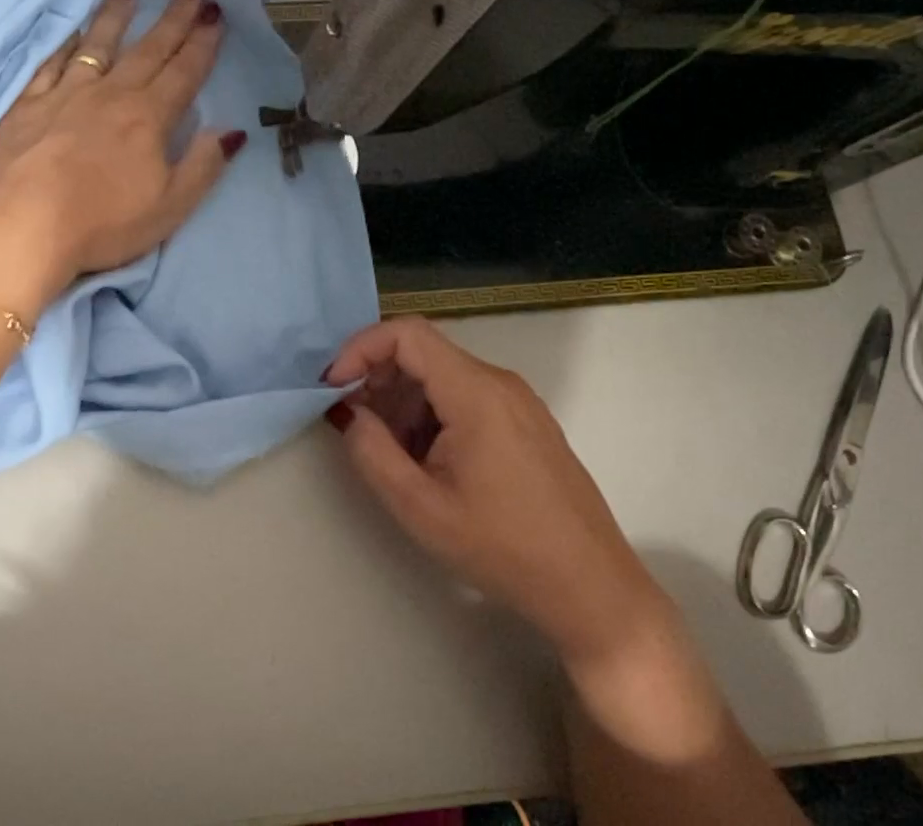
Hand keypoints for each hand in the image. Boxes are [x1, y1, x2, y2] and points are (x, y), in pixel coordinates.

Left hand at [0, 0, 244, 314]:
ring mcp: (64, 95)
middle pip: (148, 49)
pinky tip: (72, 33)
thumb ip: (203, 166)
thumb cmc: (101, 224)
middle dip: (173, 16)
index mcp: (148, 118)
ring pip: (97, 43)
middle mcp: (109, 94)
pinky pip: (51, 63)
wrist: (20, 227)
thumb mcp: (169, 207)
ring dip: (117, 13)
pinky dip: (66, 44)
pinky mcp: (26, 105)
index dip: (203, 42)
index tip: (216, 11)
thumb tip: (234, 131)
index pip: (184, 72)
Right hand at [322, 317, 671, 663]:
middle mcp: (500, 384)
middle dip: (376, 382)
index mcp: (477, 394)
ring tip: (391, 458)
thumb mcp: (419, 506)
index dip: (359, 350)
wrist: (590, 588)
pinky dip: (429, 417)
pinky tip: (426, 465)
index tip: (333, 389)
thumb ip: (371, 451)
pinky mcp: (525, 424)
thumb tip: (350, 414)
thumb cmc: (502, 548)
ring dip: (402, 405)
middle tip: (354, 429)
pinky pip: (464, 399)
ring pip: (441, 378)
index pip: (407, 334)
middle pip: (423, 353)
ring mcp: (518, 403)